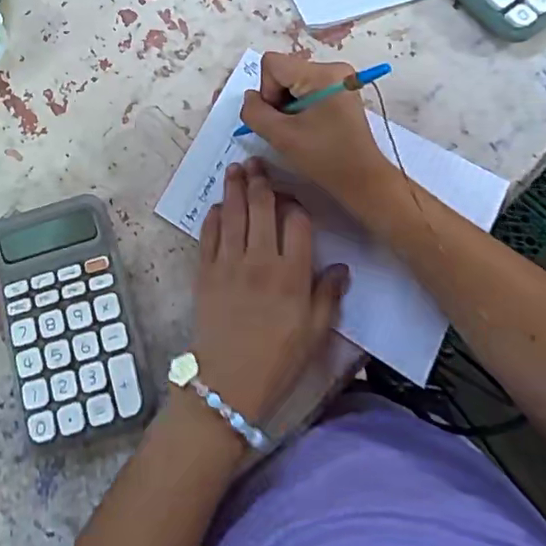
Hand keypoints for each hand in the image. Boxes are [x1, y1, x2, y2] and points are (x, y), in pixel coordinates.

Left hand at [190, 160, 348, 422]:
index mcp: (292, 275)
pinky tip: (219, 206)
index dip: (296, 205)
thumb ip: (328, 296)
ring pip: (233, 214)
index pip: (297, 224)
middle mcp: (260, 260)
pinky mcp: (205, 271)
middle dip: (261, 181)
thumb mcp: (316, 334)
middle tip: (257, 162)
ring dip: (235, 188)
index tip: (294, 196)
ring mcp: (228, 263)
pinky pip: (209, 234)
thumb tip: (340, 268)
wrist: (228, 383)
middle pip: (261, 209)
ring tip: (236, 168)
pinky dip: (214, 216)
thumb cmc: (278, 361)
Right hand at [239, 53, 394, 207]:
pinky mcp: (341, 89)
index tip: (280, 117)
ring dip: (287, 104)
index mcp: (322, 74)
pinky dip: (299, 105)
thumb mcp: (280, 135)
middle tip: (289, 126)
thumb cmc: (323, 157)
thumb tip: (251, 97)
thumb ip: (255, 111)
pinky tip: (309, 125)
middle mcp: (333, 68)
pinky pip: (306, 87)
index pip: (272, 64)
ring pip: (292, 80)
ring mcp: (339, 78)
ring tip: (299, 128)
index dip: (267, 91)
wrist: (362, 178)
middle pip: (283, 71)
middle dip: (277, 98)